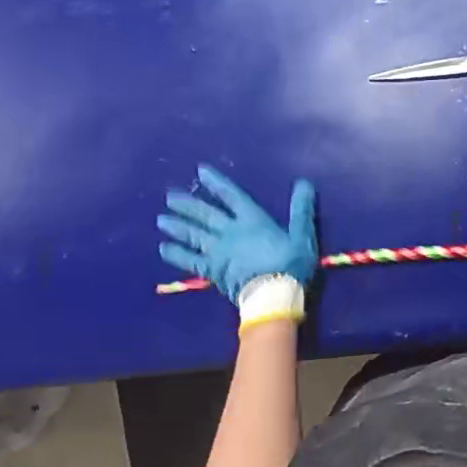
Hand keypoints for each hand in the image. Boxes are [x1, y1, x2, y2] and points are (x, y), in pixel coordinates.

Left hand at [158, 165, 317, 300]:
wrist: (274, 294)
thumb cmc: (291, 264)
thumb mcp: (303, 235)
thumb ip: (301, 210)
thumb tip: (305, 184)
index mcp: (253, 220)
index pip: (232, 196)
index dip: (216, 183)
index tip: (200, 172)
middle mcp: (231, 231)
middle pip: (206, 215)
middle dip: (188, 205)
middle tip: (170, 198)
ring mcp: (219, 251)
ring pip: (193, 235)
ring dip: (177, 226)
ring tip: (161, 219)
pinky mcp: (212, 271)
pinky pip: (190, 260)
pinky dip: (176, 254)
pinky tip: (163, 249)